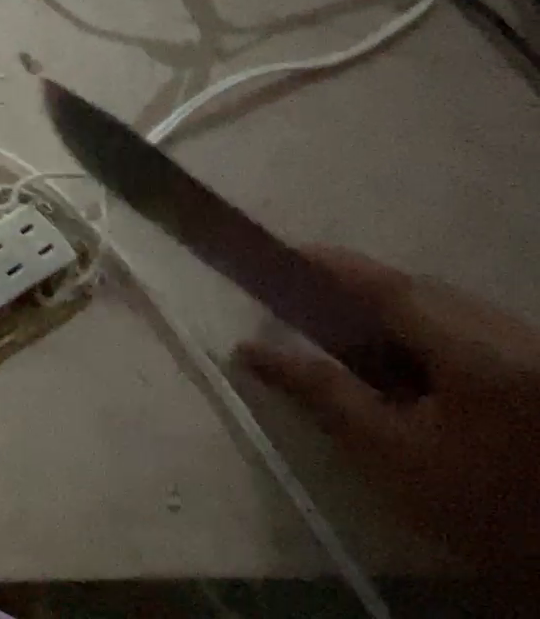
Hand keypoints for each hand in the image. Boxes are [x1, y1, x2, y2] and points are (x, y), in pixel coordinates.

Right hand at [239, 247, 539, 569]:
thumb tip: (249, 349)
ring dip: (393, 320)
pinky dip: (426, 341)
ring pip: (450, 316)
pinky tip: (404, 371)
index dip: (331, 266)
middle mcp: (514, 338)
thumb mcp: (387, 451)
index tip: (280, 256)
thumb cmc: (480, 503)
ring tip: (346, 343)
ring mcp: (537, 356)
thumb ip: (320, 391)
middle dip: (358, 295)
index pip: (390, 287)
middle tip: (303, 307)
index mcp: (476, 350)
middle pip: (422, 295)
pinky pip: (474, 337)